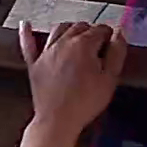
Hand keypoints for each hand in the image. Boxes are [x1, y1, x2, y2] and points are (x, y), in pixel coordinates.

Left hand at [18, 21, 127, 146]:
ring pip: (59, 29)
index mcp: (84, 44)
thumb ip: (117, 52)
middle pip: (81, 26)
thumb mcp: (110, 78)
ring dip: (71, 29)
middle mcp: (64, 42)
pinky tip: (26, 24)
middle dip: (92, 31)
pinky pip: (28, 44)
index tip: (112, 44)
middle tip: (99, 45)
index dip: (109, 36)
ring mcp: (47, 52)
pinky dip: (27, 33)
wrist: (58, 121)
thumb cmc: (85, 102)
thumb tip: (119, 33)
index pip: (101, 29)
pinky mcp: (35, 64)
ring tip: (78, 36)